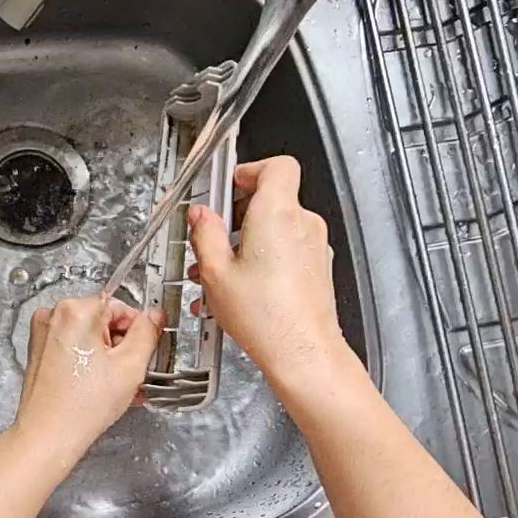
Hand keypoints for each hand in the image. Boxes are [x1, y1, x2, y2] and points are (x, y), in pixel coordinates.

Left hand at [12, 295, 162, 462]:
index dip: (137, 330)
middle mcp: (54, 316)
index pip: (121, 307)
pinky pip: (74, 348)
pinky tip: (100, 386)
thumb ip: (147, 333)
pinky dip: (89, 362)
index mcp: (76, 311)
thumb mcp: (130, 366)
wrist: (48, 436)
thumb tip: (154, 316)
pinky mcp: (39, 351)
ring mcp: (43, 334)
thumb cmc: (82, 406)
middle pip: (103, 321)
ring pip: (89, 337)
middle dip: (121, 346)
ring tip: (117, 386)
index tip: (145, 350)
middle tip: (130, 374)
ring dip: (108, 357)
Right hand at [189, 155, 361, 391]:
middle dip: (238, 214)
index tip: (227, 186)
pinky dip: (262, 258)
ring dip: (245, 241)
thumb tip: (200, 215)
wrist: (303, 352)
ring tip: (218, 271)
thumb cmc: (265, 317)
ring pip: (275, 228)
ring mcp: (314, 245)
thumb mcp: (215, 273)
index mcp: (277, 214)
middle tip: (213, 235)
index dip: (249, 170)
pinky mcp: (316, 266)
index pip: (276, 166)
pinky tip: (239, 286)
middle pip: (271, 198)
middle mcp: (302, 223)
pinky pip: (286, 249)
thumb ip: (205, 235)